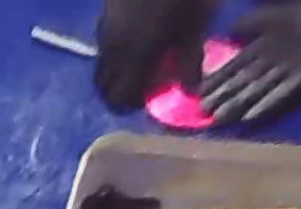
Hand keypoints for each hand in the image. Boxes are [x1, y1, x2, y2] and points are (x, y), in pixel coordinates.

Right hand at [95, 0, 213, 111]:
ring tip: (143, 56)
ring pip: (102, 67)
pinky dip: (117, 50)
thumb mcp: (197, 23)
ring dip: (118, 71)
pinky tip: (138, 33)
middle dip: (121, 91)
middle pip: (104, 88)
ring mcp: (105, 30)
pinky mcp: (106, 12)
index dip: (134, 103)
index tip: (153, 94)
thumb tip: (190, 93)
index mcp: (133, 58)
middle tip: (145, 81)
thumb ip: (190, 61)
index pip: (121, 99)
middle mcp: (111, 51)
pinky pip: (105, 43)